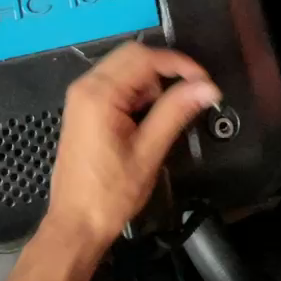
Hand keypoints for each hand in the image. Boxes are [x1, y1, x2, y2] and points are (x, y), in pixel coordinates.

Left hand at [45, 42, 220, 248]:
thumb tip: (205, 88)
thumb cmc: (108, 195)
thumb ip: (175, 113)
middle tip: (189, 93)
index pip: (144, 57)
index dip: (179, 64)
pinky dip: (136, 91)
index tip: (203, 81)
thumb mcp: (148, 153)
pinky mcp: (84, 107)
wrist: (75, 225)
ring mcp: (82, 95)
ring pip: (125, 67)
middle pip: (133, 55)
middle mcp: (86, 86)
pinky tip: (147, 118)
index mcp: (99, 93)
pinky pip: (115, 83)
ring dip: (151, 82)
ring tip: (166, 113)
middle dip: (165, 71)